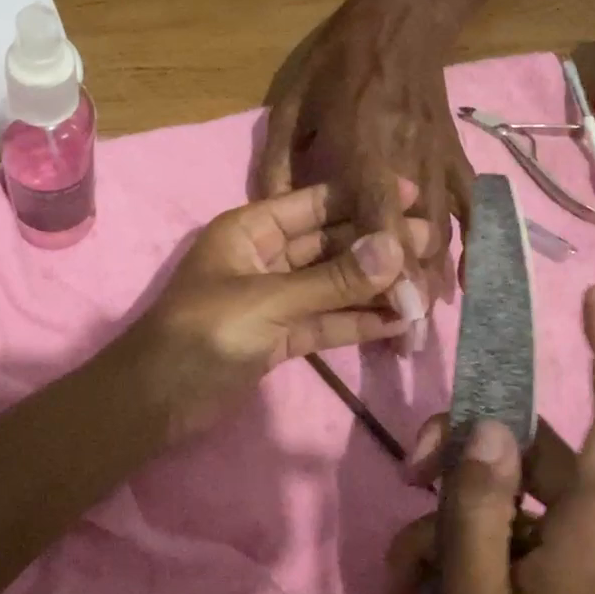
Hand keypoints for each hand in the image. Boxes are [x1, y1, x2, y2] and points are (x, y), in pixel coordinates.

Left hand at [116, 182, 432, 441]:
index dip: (362, 197)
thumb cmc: (204, 333)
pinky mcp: (281, 336)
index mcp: (250, 229)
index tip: (412, 194)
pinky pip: (327, 320)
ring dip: (375, 286)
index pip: (315, 203)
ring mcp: (274, 298)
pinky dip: (358, 321)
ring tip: (428, 285)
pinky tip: (399, 321)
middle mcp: (265, 256)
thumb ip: (333, 279)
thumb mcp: (269, 300)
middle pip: (330, 243)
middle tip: (435, 243)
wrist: (158, 399)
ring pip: (333, 284)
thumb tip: (396, 248)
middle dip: (378, 245)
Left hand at [257, 0, 475, 344]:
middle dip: (413, 286)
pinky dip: (470, 244)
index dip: (388, 262)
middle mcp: (401, 163)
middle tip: (415, 338)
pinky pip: (466, 209)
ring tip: (433, 322)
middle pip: (410, 233)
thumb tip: (272, 207)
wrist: (404, 14)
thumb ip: (281, 160)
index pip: (373, 215)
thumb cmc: (336, 57)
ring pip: (438, 228)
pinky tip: (470, 281)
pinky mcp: (452, 159)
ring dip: (438, 275)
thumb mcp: (289, 104)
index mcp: (356, 148)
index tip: (402, 306)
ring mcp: (433, 162)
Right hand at [387, 286, 594, 593]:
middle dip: (467, 461)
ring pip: (528, 504)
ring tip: (406, 574)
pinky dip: (487, 548)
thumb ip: (478, 513)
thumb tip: (488, 425)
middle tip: (405, 478)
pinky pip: (539, 540)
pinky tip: (436, 586)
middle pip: (542, 461)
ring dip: (462, 522)